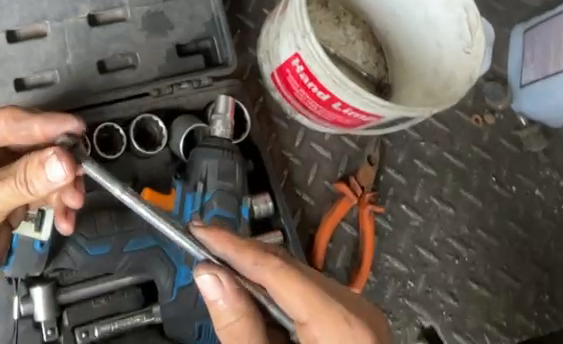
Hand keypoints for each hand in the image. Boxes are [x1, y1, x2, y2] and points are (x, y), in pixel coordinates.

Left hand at [0, 108, 86, 343]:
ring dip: (59, 185)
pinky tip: (62, 217)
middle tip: (78, 172)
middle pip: (29, 144)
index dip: (44, 125)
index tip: (73, 129)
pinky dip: (55, 204)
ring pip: (39, 169)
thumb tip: (60, 159)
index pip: (8, 122)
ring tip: (71, 201)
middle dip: (56, 160)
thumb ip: (22, 180)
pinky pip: (40, 194)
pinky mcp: (5, 205)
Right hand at [192, 224, 393, 343]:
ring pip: (299, 284)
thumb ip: (239, 327)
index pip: (275, 267)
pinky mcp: (361, 336)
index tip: (197, 229)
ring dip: (258, 282)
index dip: (231, 245)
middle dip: (243, 260)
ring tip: (221, 276)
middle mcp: (359, 313)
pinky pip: (313, 304)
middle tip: (201, 248)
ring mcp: (365, 324)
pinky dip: (281, 304)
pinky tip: (255, 309)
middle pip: (288, 271)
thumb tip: (209, 276)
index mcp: (342, 323)